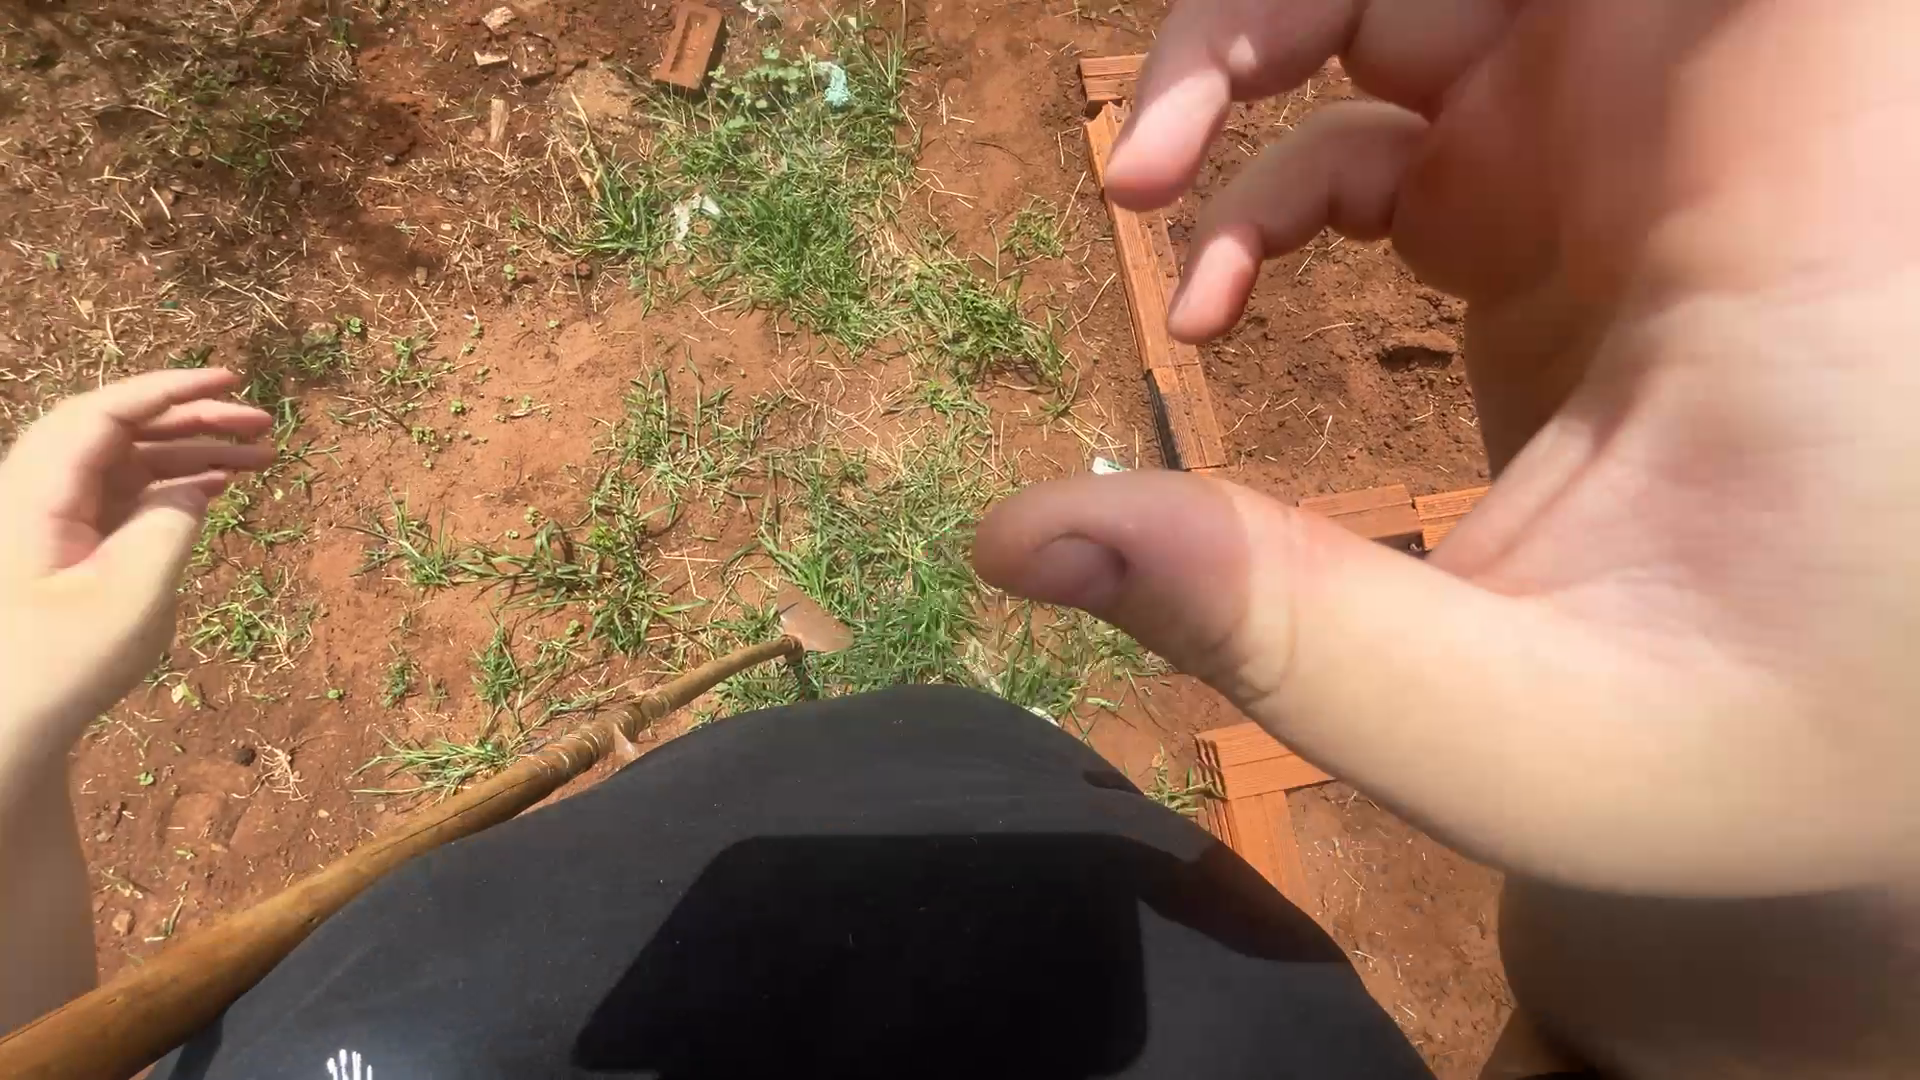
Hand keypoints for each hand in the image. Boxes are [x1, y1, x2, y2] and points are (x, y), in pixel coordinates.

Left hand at [0, 370, 272, 769]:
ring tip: (262, 455)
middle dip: (190, 417)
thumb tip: (194, 485)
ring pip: (124, 461)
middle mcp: (33, 497)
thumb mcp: (129, 594)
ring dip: (191, 451)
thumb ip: (167, 526)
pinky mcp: (67, 544)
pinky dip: (176, 482)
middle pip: (113, 430)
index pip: (100, 416)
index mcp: (31, 499)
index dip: (166, 389)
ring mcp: (49, 520)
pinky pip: (125, 494)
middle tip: (264, 423)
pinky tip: (220, 486)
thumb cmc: (55, 663)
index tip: (232, 380)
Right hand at [976, 0, 1919, 898]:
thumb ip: (1254, 614)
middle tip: (1146, 154)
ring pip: (1421, 3)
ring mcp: (1630, 166)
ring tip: (1140, 195)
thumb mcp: (1490, 726)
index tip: (1252, 68)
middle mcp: (1734, 124)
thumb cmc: (1726, 764)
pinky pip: (1385, 137)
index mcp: (1807, 186)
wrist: (1810, 760)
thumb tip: (1011, 539)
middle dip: (1277, 9)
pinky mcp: (1551, 225)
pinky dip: (1269, 202)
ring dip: (1252, 66)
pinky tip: (1210, 318)